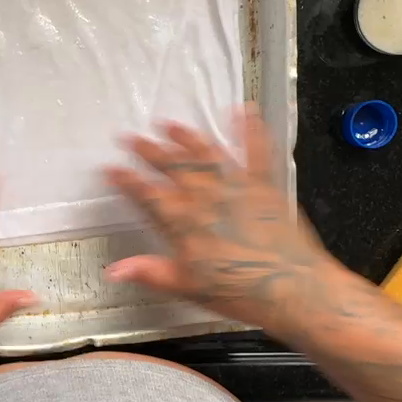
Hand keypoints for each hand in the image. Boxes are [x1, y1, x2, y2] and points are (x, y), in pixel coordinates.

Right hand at [103, 111, 338, 338]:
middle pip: (172, 166)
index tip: (110, 168)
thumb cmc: (237, 291)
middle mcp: (206, 197)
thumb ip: (150, 272)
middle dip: (149, 150)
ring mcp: (236, 187)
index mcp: (183, 222)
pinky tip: (243, 110)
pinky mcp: (265, 186)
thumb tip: (113, 270)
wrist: (291, 288)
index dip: (126, 180)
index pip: (147, 194)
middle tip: (131, 137)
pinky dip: (250, 129)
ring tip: (170, 124)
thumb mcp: (187, 287)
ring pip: (206, 154)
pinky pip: (257, 151)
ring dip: (186, 137)